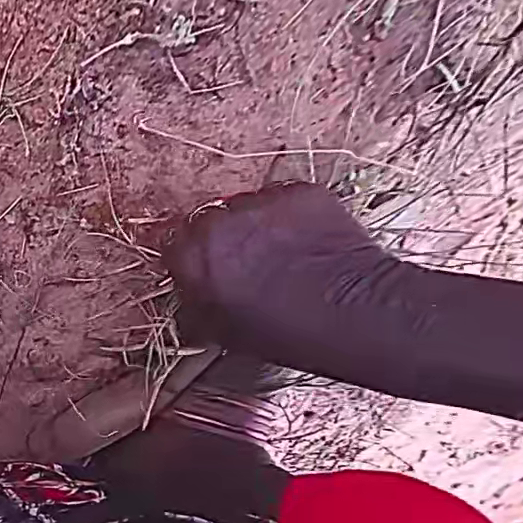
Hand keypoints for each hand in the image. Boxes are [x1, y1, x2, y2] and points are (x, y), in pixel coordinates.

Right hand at [163, 181, 414, 358]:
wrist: (350, 312)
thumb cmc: (281, 331)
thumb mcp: (218, 331)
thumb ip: (192, 303)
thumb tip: (188, 296)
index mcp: (190, 255)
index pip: (172, 242)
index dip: (188, 257)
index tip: (201, 268)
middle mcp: (217, 221)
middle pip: (207, 220)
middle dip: (220, 239)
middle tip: (242, 263)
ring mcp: (260, 202)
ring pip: (245, 207)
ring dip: (253, 225)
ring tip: (278, 252)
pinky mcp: (299, 192)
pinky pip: (283, 200)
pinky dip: (288, 216)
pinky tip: (303, 241)